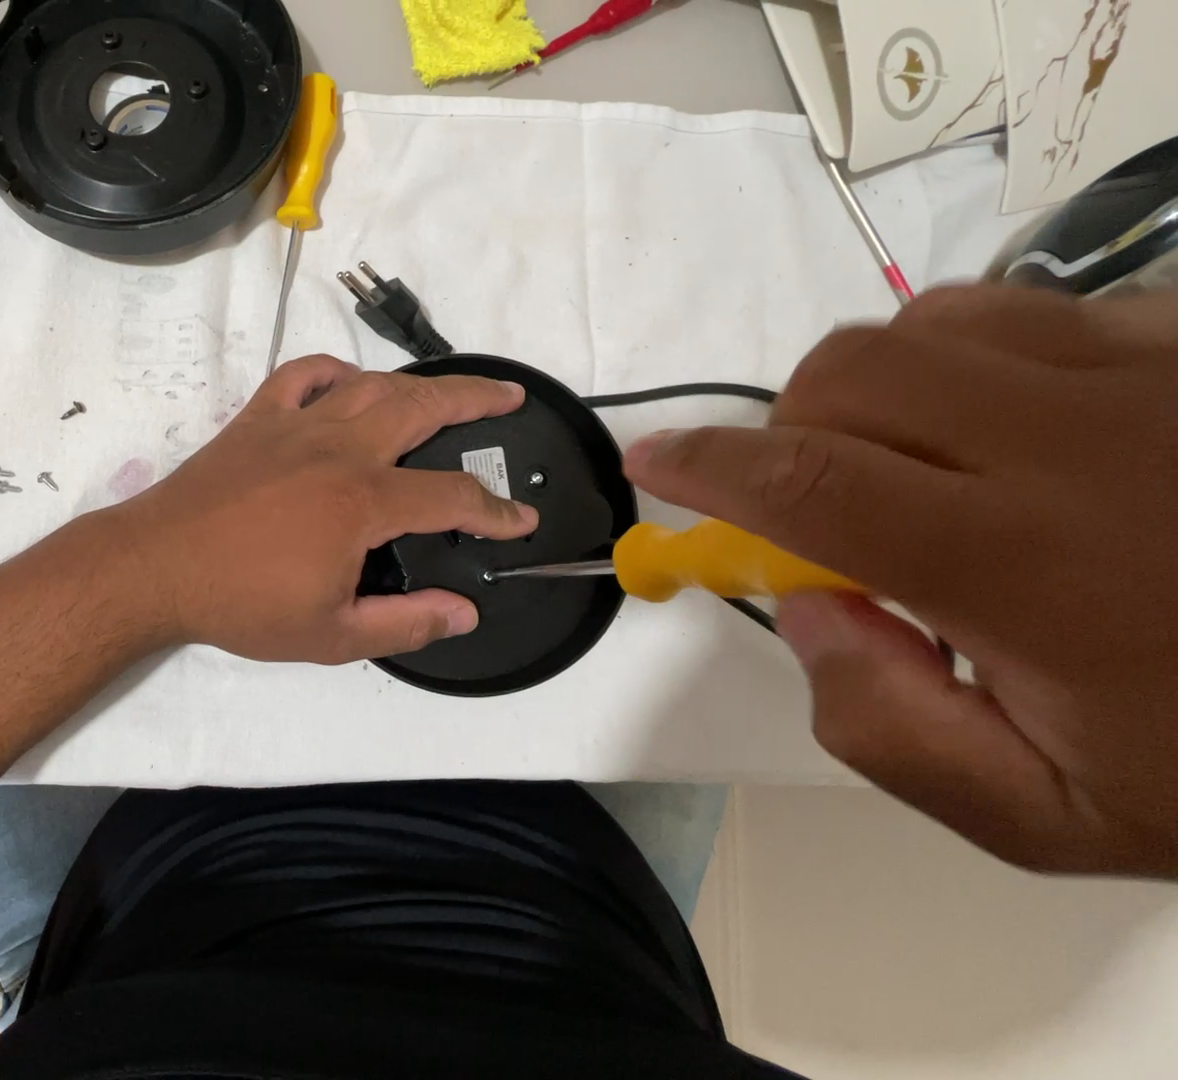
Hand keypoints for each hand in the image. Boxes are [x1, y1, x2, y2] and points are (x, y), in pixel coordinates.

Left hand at [110, 355, 538, 663]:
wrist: (157, 567)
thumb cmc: (241, 604)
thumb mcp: (330, 635)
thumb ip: (404, 625)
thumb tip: (464, 614)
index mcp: (362, 501)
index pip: (451, 497)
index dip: (494, 510)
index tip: (520, 521)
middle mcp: (337, 449)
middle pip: (422, 408)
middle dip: (475, 400)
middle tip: (510, 398)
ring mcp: (294, 425)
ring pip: (369, 385)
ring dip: (417, 382)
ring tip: (447, 388)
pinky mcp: (256, 419)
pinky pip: (301, 376)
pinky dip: (331, 371)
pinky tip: (347, 382)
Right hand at [625, 286, 1177, 876]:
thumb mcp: (1032, 810)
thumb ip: (875, 721)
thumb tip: (809, 606)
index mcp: (1023, 564)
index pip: (805, 482)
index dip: (705, 464)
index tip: (652, 459)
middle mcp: (1083, 443)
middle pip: (853, 375)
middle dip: (788, 427)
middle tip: (812, 493)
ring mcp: (1163, 376)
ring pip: (935, 322)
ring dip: (875, 386)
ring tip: (909, 455)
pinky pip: (1040, 311)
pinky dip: (975, 360)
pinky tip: (1015, 429)